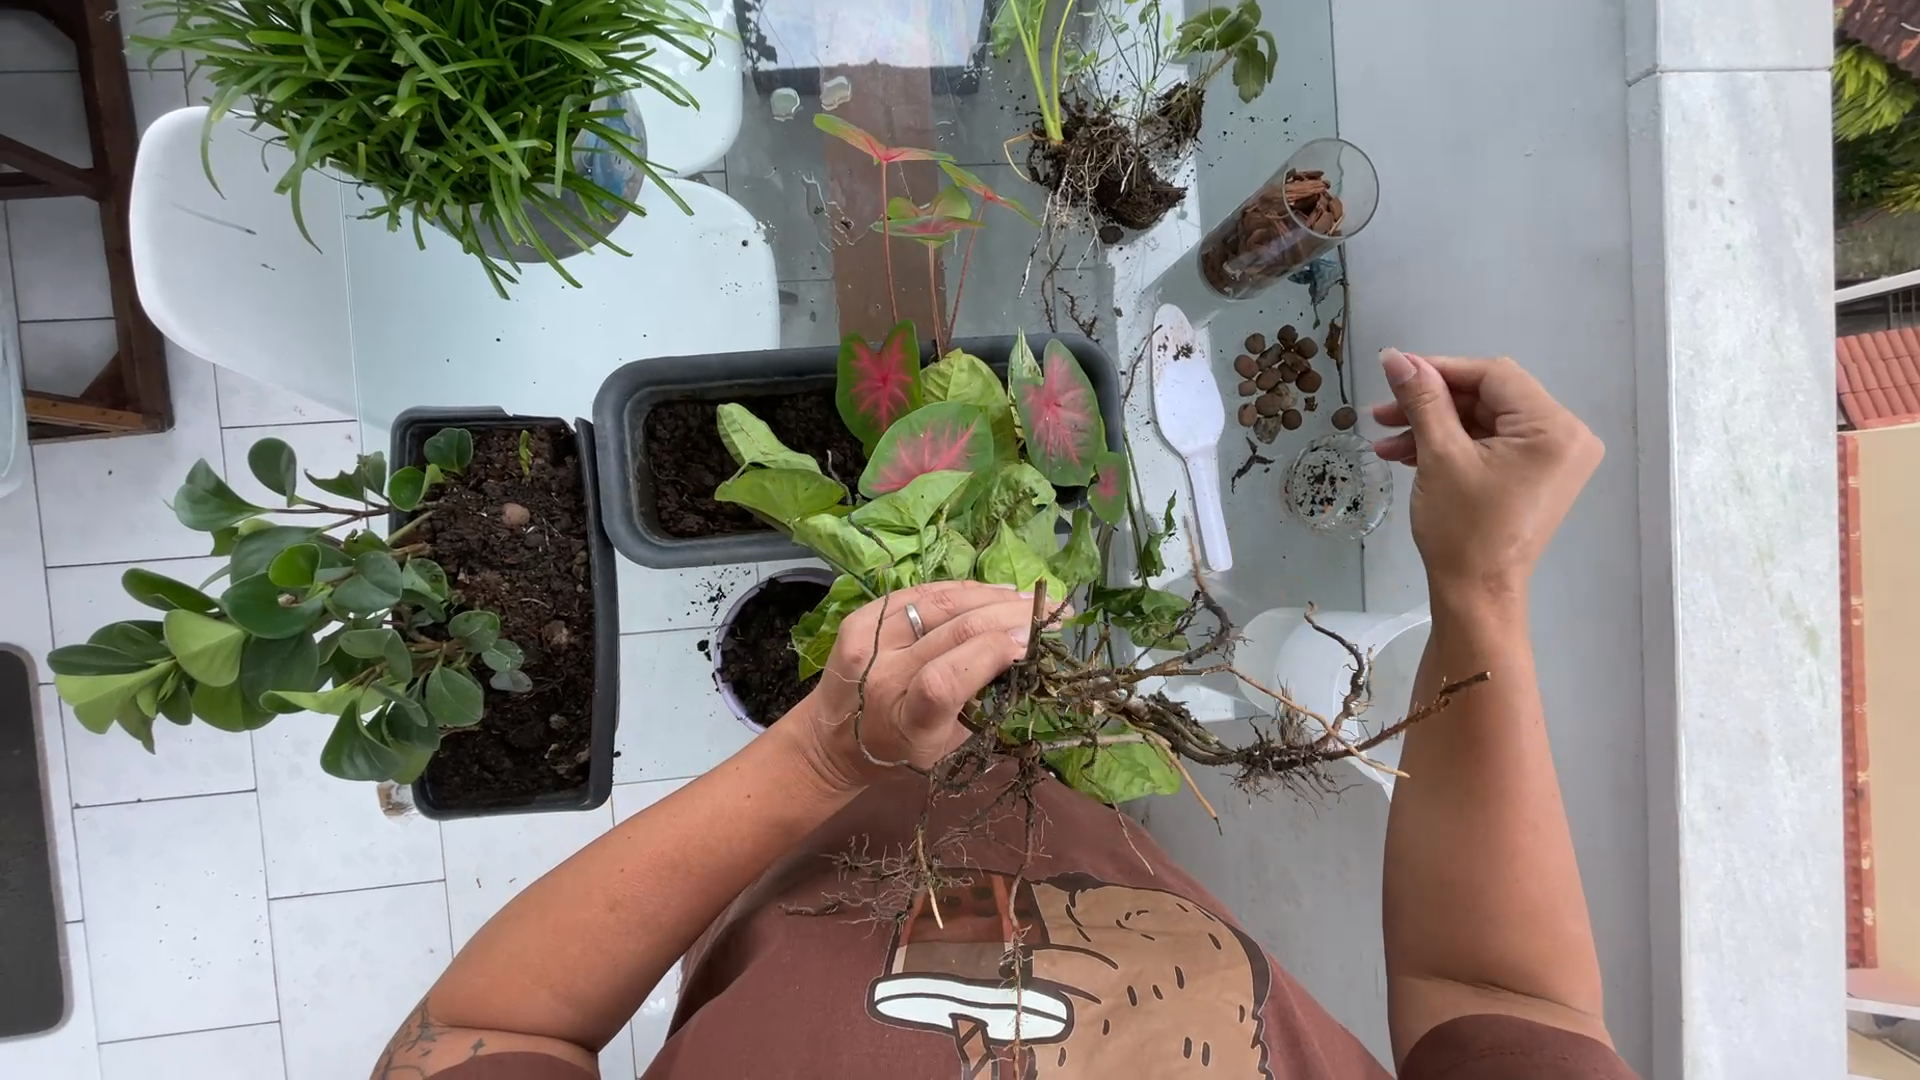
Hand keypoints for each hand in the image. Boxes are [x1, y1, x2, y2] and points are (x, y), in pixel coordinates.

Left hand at [776, 581, 1041, 795]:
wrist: (831, 741)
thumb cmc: (898, 754)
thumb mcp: (947, 746)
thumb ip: (981, 701)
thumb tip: (1021, 650)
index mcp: (905, 719)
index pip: (949, 677)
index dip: (995, 651)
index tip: (1033, 642)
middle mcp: (883, 675)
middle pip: (953, 630)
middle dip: (1008, 615)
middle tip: (1049, 610)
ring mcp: (866, 642)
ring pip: (938, 603)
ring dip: (989, 595)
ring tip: (1025, 597)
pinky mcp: (859, 620)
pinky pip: (917, 593)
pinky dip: (958, 589)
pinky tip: (988, 589)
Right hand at [1370, 349, 1601, 607]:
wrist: (1476, 591)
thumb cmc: (1462, 527)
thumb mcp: (1439, 457)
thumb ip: (1422, 401)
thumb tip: (1396, 358)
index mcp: (1553, 428)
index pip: (1493, 375)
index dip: (1440, 369)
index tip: (1393, 371)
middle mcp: (1564, 436)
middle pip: (1487, 398)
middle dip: (1430, 403)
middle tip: (1382, 412)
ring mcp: (1551, 457)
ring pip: (1482, 422)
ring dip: (1432, 426)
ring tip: (1384, 441)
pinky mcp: (1533, 474)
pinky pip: (1488, 444)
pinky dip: (1449, 446)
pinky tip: (1408, 454)